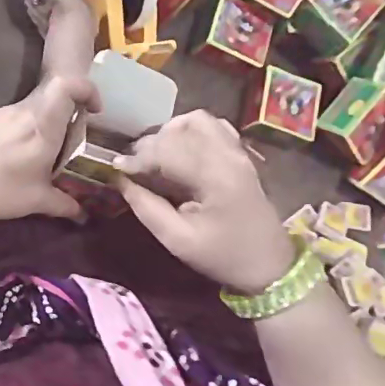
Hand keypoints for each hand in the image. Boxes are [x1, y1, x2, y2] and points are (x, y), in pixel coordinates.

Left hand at [0, 76, 99, 223]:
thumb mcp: (34, 201)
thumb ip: (62, 204)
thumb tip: (80, 212)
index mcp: (43, 126)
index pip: (69, 86)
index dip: (87, 89)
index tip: (93, 110)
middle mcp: (24, 112)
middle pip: (54, 98)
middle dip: (68, 115)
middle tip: (70, 142)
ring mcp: (1, 115)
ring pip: (33, 109)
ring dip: (45, 125)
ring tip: (42, 156)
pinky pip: (14, 119)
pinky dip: (24, 131)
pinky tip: (16, 157)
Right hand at [115, 111, 297, 293]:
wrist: (269, 264)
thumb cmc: (222, 256)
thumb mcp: (177, 240)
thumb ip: (146, 207)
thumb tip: (120, 180)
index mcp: (215, 177)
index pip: (167, 150)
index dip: (136, 158)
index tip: (115, 170)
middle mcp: (228, 154)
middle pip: (179, 130)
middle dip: (149, 145)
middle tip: (133, 168)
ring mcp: (238, 151)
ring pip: (196, 120)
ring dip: (169, 133)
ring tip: (155, 157)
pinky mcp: (240, 153)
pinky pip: (212, 126)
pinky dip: (190, 132)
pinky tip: (179, 152)